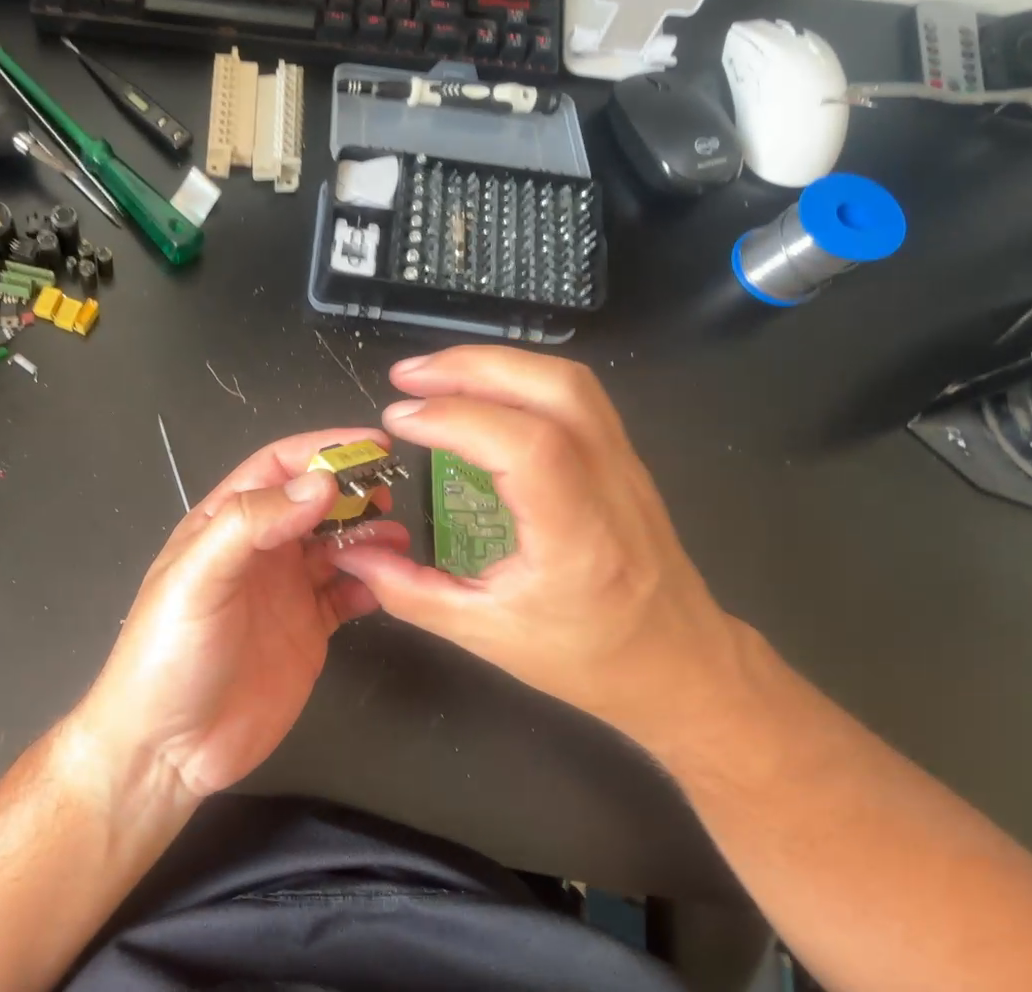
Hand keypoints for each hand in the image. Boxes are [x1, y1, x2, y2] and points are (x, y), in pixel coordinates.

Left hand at [70, 430, 410, 799]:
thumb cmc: (169, 654)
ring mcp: (284, 593)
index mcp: (222, 525)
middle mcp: (257, 552)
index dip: (321, 450)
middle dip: (353, 490)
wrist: (167, 748)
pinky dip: (372, 585)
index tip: (373, 443)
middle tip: (394, 491)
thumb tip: (321, 483)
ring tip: (399, 538)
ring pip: (336, 547)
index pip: (276, 469)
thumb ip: (251, 524)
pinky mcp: (307, 633)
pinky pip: (347, 596)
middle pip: (313, 504)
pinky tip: (390, 585)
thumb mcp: (198, 577)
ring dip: (368, 536)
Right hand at [329, 347, 746, 731]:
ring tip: (433, 375)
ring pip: (570, 383)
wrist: (682, 666)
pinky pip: (575, 398)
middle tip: (406, 377)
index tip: (399, 420)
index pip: (526, 445)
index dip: (456, 418)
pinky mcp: (623, 461)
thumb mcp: (484, 635)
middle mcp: (610, 486)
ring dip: (496, 364)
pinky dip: (518, 379)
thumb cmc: (586, 658)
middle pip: (554, 389)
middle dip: (472, 367)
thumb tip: (349, 553)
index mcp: (577, 536)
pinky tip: (479, 393)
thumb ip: (408, 591)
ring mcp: (625, 466)